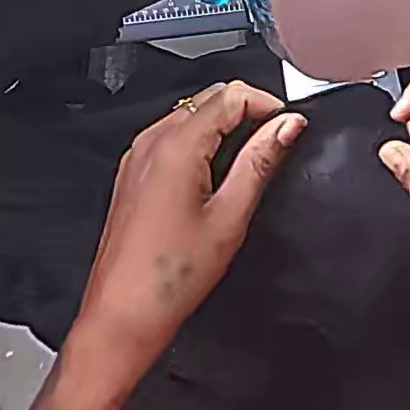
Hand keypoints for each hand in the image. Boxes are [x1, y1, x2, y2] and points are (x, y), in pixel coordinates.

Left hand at [71, 81, 305, 380]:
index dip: (267, 104)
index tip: (288, 124)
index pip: (231, 94)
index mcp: (176, 146)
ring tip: (250, 159)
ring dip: (225, 123)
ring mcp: (138, 154)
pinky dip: (201, 139)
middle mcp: (152, 142)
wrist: (122, 315)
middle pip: (210, 98)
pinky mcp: (134, 170)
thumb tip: (287, 126)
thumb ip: (261, 161)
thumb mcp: (230, 216)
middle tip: (276, 139)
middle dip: (248, 109)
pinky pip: (173, 134)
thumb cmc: (169, 277)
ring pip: (191, 113)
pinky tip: (216, 172)